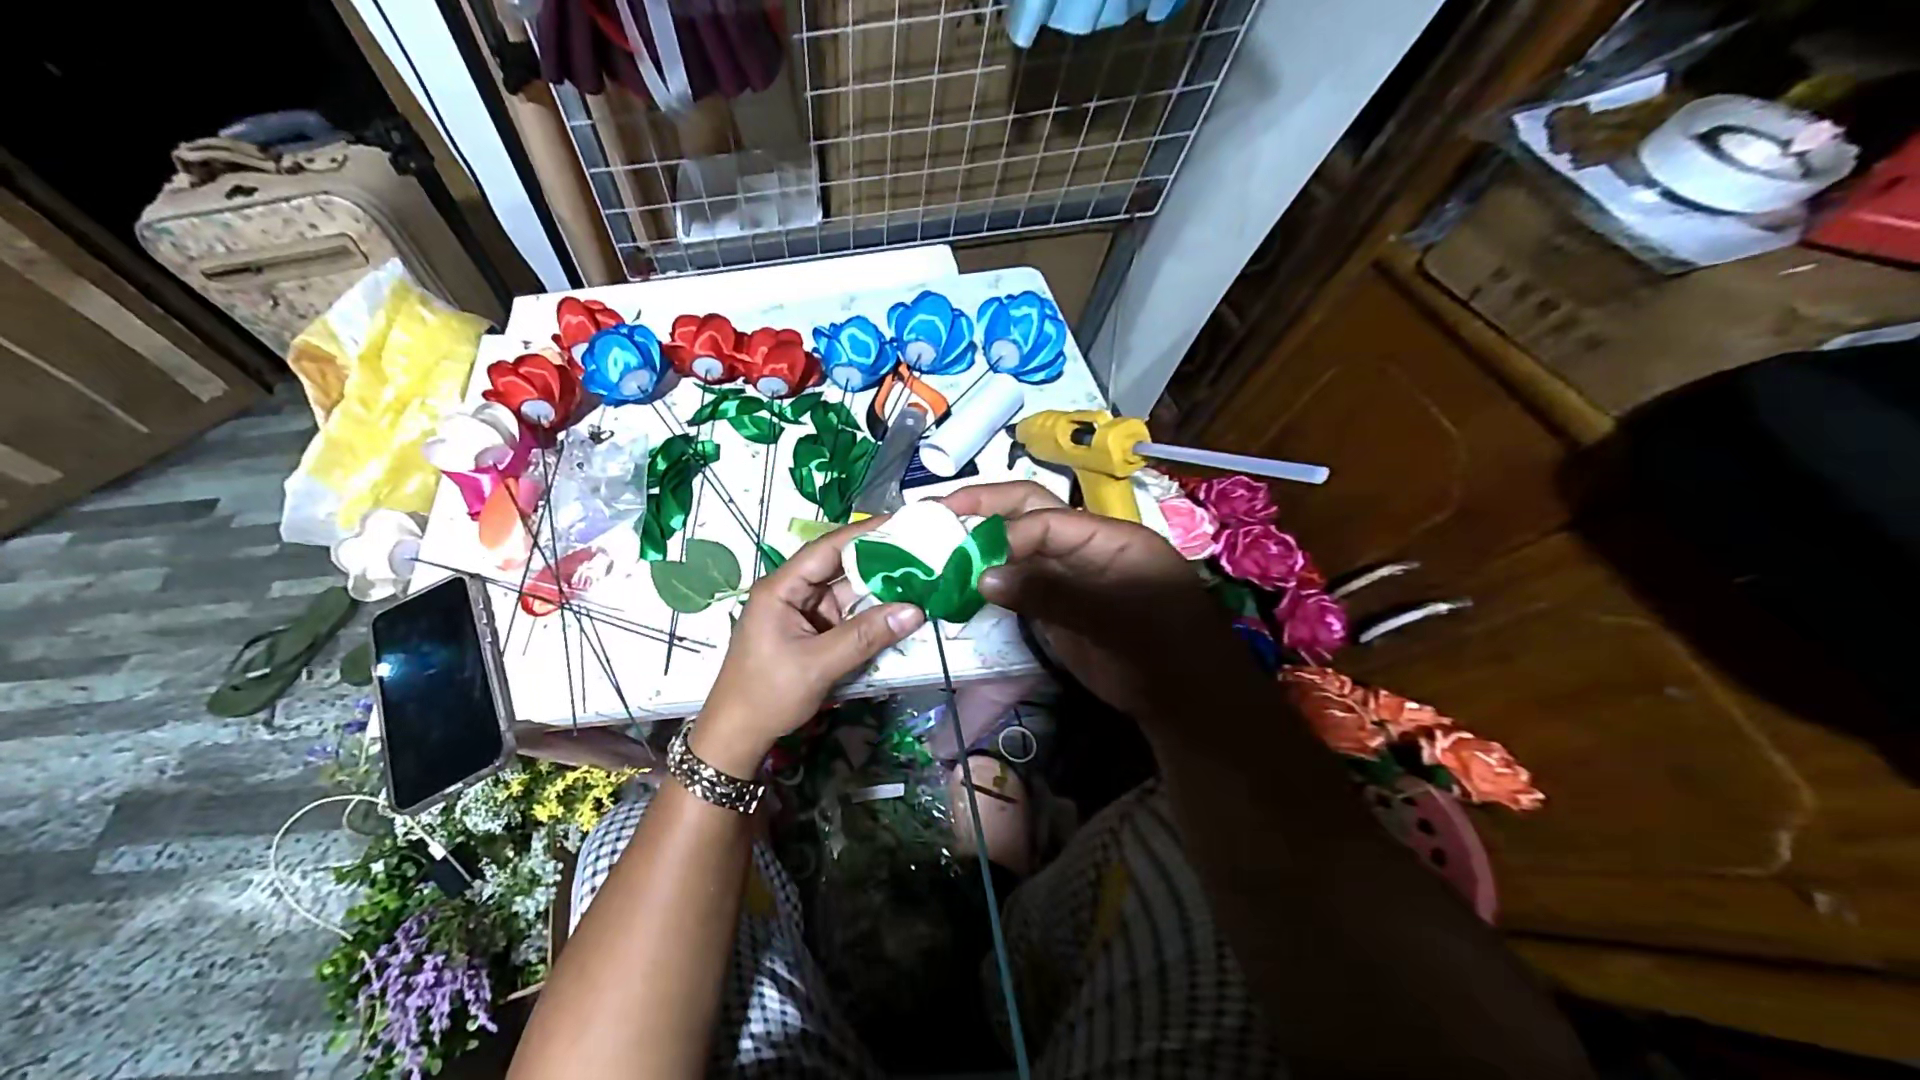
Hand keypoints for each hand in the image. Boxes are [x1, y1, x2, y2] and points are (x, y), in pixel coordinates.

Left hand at [691, 519, 925, 775]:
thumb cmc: (767, 695)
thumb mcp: (818, 665)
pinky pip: (849, 617)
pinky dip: (873, 615)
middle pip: (841, 568)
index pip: (827, 549)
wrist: (737, 737)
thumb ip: (866, 635)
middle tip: (922, 552)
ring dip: (881, 590)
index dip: (864, 533)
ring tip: (921, 578)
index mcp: (781, 588)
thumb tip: (914, 611)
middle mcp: (794, 593)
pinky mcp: (814, 634)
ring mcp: (805, 614)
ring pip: (849, 593)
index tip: (902, 522)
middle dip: (880, 561)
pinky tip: (901, 611)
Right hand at [941, 482, 1254, 720]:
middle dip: (986, 509)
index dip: (1009, 535)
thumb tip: (984, 578)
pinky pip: (1018, 587)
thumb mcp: (1113, 620)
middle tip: (937, 510)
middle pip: (1031, 515)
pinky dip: (990, 583)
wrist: (1187, 701)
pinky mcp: (1057, 608)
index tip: (973, 561)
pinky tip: (960, 585)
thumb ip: (1051, 595)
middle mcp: (1085, 548)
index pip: (1049, 521)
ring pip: (1018, 551)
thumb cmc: (1165, 652)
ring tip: (937, 545)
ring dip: (981, 547)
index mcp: (1108, 537)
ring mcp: (1069, 578)